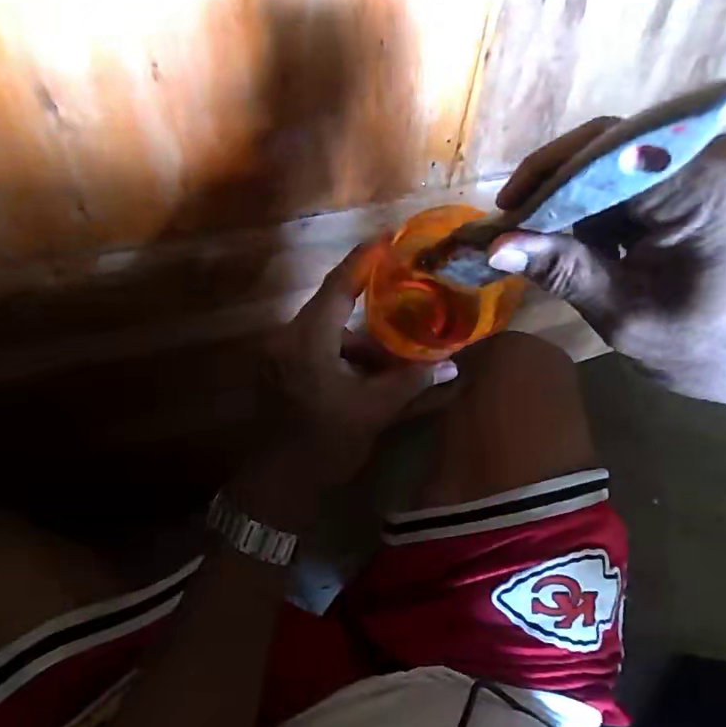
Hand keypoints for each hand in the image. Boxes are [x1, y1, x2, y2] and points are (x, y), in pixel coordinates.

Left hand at [251, 244, 457, 490]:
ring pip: (325, 335)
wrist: (276, 487)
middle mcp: (286, 340)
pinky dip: (340, 358)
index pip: (337, 287)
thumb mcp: (372, 411)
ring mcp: (278, 357)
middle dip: (370, 314)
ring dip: (357, 345)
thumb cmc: (323, 445)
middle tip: (405, 304)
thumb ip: (409, 382)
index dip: (363, 262)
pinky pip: (314, 352)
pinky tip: (365, 378)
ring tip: (393, 362)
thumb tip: (449, 366)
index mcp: (306, 341)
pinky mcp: (277, 374)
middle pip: (332, 311)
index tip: (385, 238)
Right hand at [484, 122, 725, 429]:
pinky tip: (605, 241)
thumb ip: (564, 270)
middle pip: (619, 149)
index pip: (605, 153)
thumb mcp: (629, 317)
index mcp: (715, 184)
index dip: (547, 180)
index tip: (504, 217)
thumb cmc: (718, 353)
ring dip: (591, 200)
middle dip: (565, 190)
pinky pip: (660, 171)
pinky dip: (623, 204)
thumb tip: (495, 248)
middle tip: (520, 231)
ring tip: (560, 245)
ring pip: (635, 160)